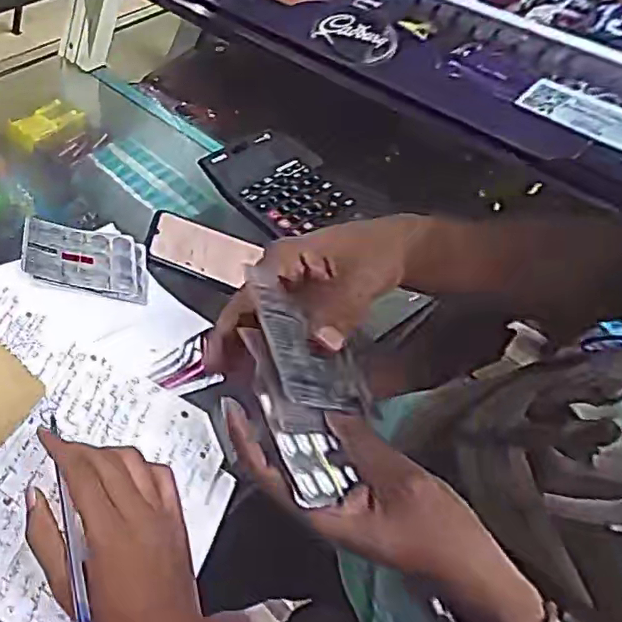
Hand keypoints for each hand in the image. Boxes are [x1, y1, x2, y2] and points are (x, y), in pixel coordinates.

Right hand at [23, 431, 210, 621]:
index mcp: (109, 534)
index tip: (46, 438)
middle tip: (60, 450)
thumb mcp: (67, 589)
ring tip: (88, 460)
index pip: (81, 473)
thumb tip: (34, 497)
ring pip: (133, 461)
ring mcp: (162, 518)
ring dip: (107, 452)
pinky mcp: (177, 522)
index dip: (60, 450)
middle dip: (78, 448)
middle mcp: (139, 518)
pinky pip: (161, 476)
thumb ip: (45, 537)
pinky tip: (126, 473)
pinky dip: (140, 465)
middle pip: (105, 460)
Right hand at [207, 214, 430, 371]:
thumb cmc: (379, 248)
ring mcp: (284, 288)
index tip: (218, 354)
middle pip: (243, 311)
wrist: (402, 246)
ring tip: (240, 375)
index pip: (246, 297)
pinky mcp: (297, 302)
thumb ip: (340, 309)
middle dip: (231, 342)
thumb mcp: (362, 278)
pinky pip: (276, 326)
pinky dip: (270, 345)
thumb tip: (322, 341)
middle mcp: (274, 273)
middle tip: (223, 372)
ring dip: (248, 346)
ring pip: (257, 320)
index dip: (229, 328)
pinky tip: (270, 366)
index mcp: (281, 258)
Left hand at [222, 400, 544, 621]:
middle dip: (263, 426)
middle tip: (258, 389)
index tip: (232, 408)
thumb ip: (363, 447)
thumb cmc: (445, 541)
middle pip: (275, 463)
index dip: (243, 439)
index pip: (263, 473)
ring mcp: (334, 505)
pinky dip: (320, 442)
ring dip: (289, 431)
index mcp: (318, 513)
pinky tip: (323, 417)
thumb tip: (331, 414)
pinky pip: (324, 467)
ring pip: (298, 463)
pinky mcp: (352, 500)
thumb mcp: (404, 484)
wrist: (481, 579)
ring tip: (282, 395)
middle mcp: (317, 509)